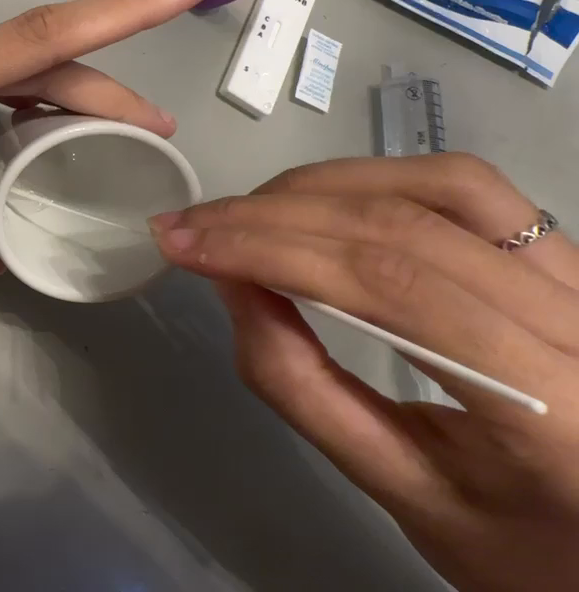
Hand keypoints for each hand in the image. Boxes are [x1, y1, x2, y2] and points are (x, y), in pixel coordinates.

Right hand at [151, 155, 578, 591]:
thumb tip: (229, 282)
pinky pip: (469, 190)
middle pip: (401, 228)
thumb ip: (302, 385)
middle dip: (268, 216)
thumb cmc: (518, 543)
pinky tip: (317, 199)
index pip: (390, 285)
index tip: (181, 245)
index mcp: (558, 407)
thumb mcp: (402, 492)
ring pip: (437, 188)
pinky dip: (375, 177)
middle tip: (183, 225)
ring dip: (316, 187)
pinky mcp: (566, 266)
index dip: (270, 249)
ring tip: (243, 212)